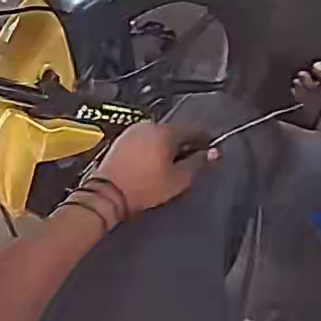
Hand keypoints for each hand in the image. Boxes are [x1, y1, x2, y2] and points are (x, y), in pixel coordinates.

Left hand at [90, 122, 214, 214]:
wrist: (108, 194)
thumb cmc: (143, 187)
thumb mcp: (178, 179)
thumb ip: (198, 163)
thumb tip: (213, 153)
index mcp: (165, 131)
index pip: (193, 130)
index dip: (204, 141)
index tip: (209, 151)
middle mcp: (148, 126)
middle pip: (174, 132)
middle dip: (183, 145)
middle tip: (189, 163)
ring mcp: (132, 132)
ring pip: (157, 136)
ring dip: (166, 147)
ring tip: (169, 167)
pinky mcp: (121, 140)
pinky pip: (143, 141)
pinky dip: (151, 149)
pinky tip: (151, 165)